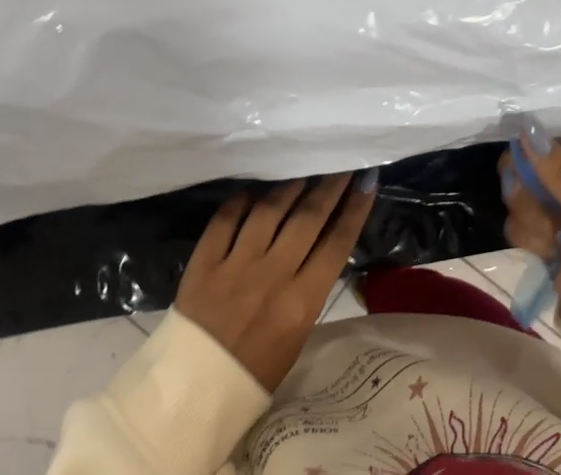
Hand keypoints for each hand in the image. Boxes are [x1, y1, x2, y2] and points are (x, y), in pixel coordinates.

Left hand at [172, 171, 377, 390]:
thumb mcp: (297, 338)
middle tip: (341, 165)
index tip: (367, 180)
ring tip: (302, 173)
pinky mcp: (204, 263)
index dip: (355, 208)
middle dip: (329, 187)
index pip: (337, 243)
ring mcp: (236, 265)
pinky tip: (253, 193)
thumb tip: (318, 250)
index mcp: (301, 301)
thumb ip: (308, 291)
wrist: (193, 394)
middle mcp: (272, 275)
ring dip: (289, 187)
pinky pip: (226, 221)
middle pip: (307, 218)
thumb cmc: (253, 376)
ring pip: (269, 211)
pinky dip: (241, 202)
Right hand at [500, 128, 560, 322]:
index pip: (549, 135)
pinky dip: (531, 240)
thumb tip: (527, 128)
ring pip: (517, 195)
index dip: (530, 148)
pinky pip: (517, 223)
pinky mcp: (542, 231)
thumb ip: (558, 171)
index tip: (523, 166)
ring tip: (558, 240)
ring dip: (533, 221)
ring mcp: (555, 204)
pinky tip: (552, 253)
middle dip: (528, 193)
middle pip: (524, 164)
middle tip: (544, 208)